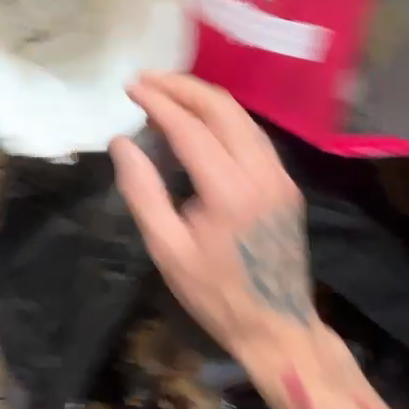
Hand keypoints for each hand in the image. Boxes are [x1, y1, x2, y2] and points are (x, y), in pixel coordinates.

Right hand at [109, 72, 312, 356]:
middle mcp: (261, 173)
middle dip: (181, 87)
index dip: (158, 102)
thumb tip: (122, 142)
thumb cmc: (215, 293)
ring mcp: (280, 176)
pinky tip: (200, 119)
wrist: (278, 329)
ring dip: (203, 97)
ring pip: (242, 116)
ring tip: (167, 91)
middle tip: (146, 79)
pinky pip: (253, 133)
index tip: (130, 88)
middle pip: (222, 109)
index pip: (190, 127)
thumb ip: (142, 191)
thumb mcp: (166, 250)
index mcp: (229, 191)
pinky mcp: (286, 184)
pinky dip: (223, 116)